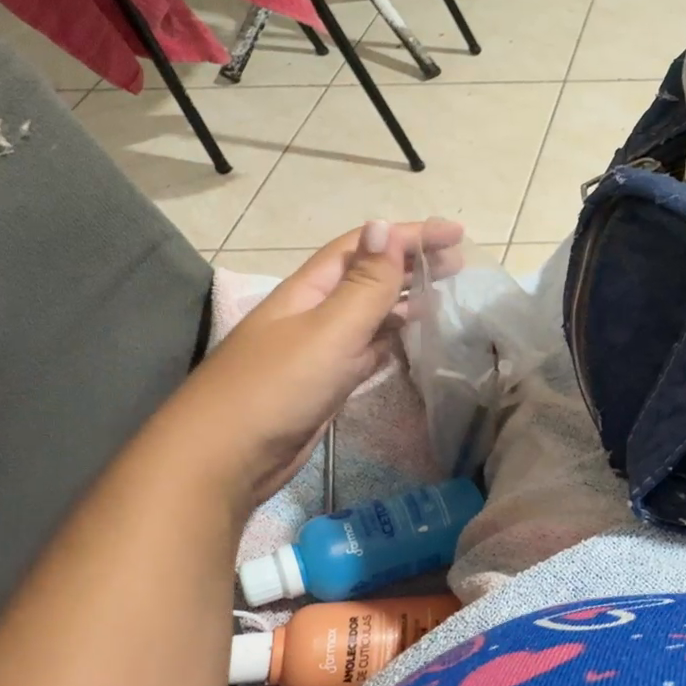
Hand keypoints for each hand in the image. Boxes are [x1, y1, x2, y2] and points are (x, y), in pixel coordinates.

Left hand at [161, 219, 464, 507]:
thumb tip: (384, 227)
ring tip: (445, 292)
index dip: (408, 234)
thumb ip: (364, 284)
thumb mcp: (329, 331)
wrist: (225, 458)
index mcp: (308, 291)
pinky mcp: (329, 380)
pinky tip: (415, 335)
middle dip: (412, 261)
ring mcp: (320, 348)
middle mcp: (314, 312)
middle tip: (459, 261)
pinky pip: (371, 345)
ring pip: (371, 310)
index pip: (363, 248)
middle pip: (368, 275)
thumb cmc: (277, 387)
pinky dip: (396, 334)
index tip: (457, 233)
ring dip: (407, 296)